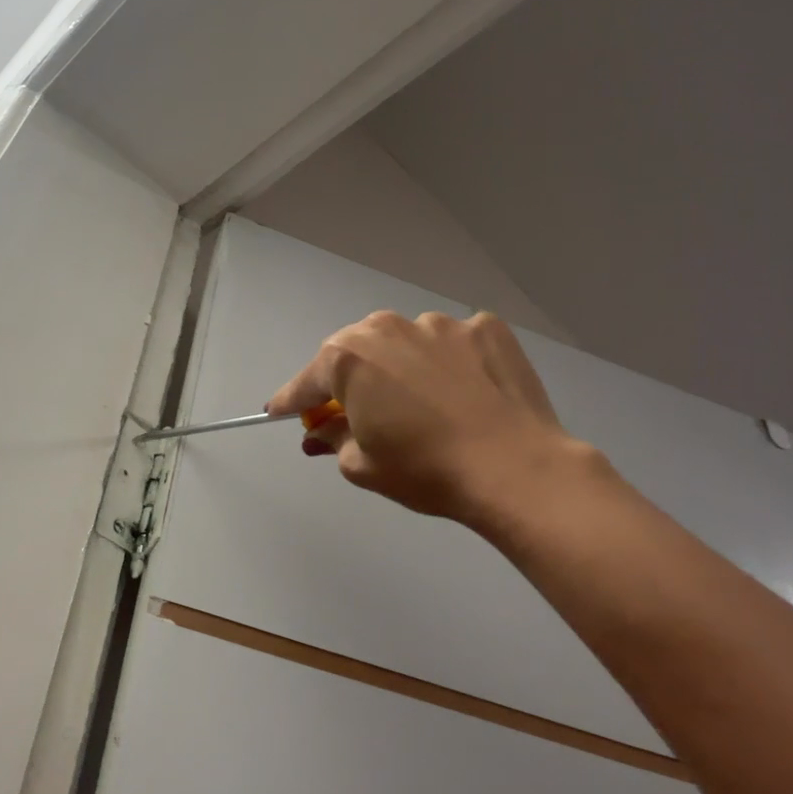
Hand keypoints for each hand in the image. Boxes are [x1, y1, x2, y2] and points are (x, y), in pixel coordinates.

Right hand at [267, 311, 595, 529]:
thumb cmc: (425, 469)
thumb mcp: (363, 466)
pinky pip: (456, 343)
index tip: (277, 411)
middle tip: (358, 411)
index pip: (308, 381)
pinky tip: (467, 393)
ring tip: (426, 405)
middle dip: (351, 378)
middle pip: (357, 351)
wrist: (514, 467)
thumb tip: (321, 431)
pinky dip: (453, 362)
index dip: (291, 400)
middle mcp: (388, 328)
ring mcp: (441, 324)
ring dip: (404, 367)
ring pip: (407, 342)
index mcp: (349, 357)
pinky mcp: (486, 329)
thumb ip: (333, 439)